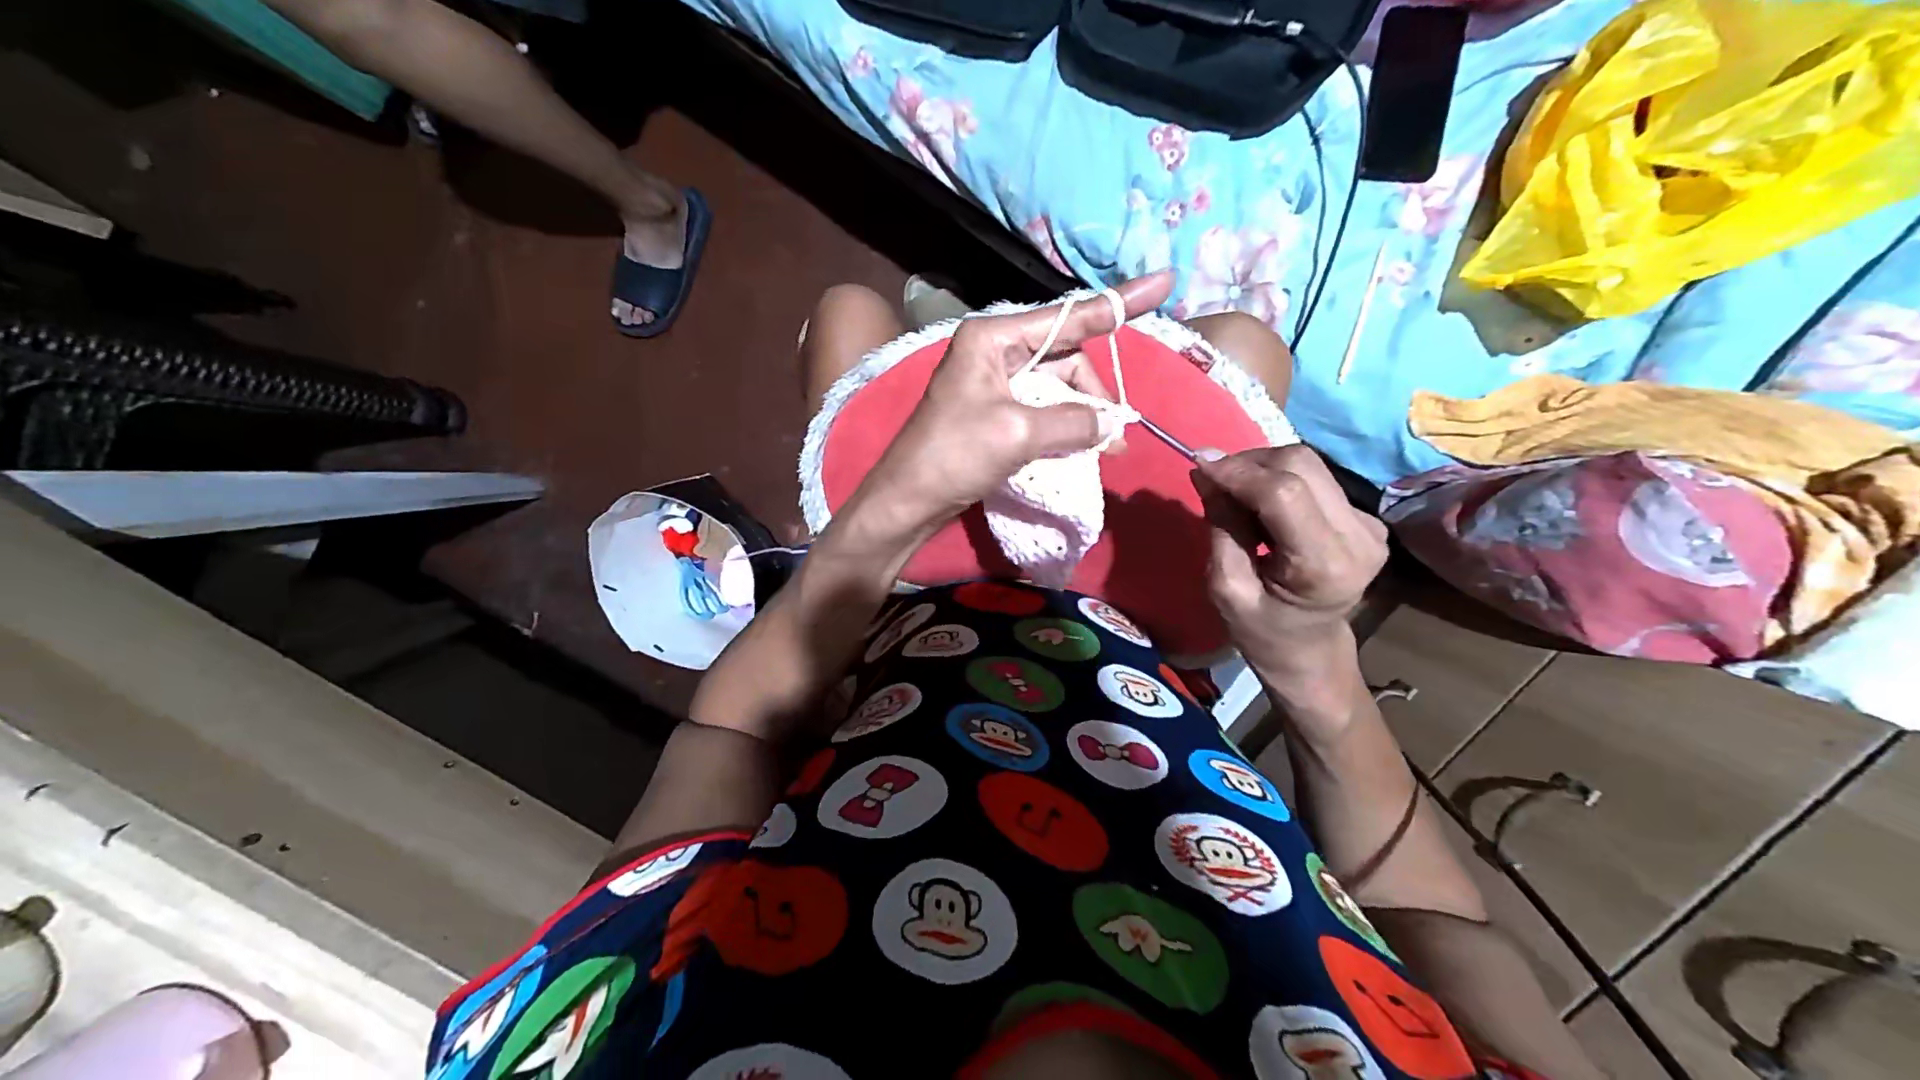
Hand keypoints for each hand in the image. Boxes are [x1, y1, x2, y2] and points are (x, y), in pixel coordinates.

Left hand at [849, 271, 1175, 540]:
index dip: (1119, 303)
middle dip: (1095, 392)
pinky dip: (1065, 427)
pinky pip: (1043, 409)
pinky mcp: (995, 411)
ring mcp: (994, 382)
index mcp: (994, 337)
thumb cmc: (953, 455)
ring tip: (1106, 449)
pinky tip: (1085, 448)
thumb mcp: (1018, 433)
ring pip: (1058, 387)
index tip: (1166, 280)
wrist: (908, 500)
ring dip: (1084, 415)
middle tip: (1116, 432)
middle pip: (1066, 357)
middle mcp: (995, 350)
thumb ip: (1073, 422)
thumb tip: (1111, 424)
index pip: (1068, 316)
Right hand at [1191, 445, 1387, 715]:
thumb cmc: (1261, 630)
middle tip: (1213, 480)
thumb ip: (1221, 527)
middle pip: (1301, 465)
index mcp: (1325, 565)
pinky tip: (1260, 506)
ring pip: (1308, 464)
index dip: (1238, 472)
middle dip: (1248, 463)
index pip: (1283, 493)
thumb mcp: (1226, 588)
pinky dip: (1277, 480)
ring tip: (1234, 495)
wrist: (1309, 649)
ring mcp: (1369, 524)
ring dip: (1261, 469)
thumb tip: (1207, 472)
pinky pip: (1315, 478)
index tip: (1198, 464)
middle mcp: (1360, 537)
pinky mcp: (1365, 517)